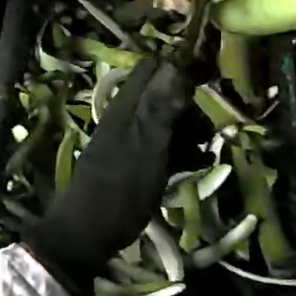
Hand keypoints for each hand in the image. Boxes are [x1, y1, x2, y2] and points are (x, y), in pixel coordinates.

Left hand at [23, 59, 189, 293]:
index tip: (206, 83)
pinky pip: (163, 147)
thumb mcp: (147, 144)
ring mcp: (130, 140)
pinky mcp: (134, 162)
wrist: (88, 233)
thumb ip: (160, 105)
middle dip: (190, 107)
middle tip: (207, 129)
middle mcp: (127, 116)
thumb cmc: (120, 187)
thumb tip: (175, 62)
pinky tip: (196, 165)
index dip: (179, 69)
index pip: (152, 67)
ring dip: (188, 132)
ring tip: (205, 151)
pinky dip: (180, 152)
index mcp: (126, 106)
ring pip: (166, 122)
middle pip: (163, 94)